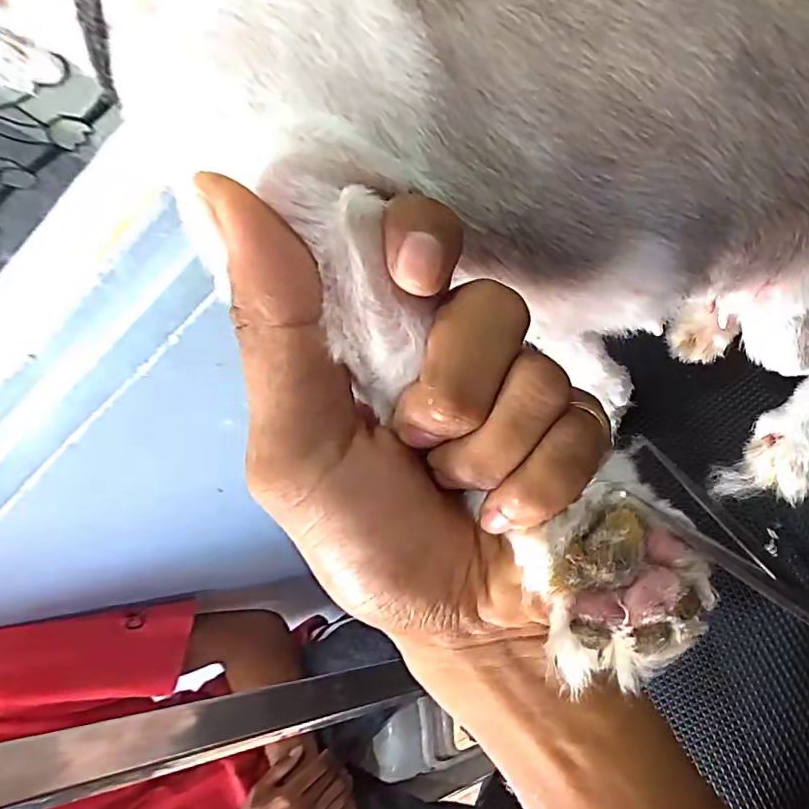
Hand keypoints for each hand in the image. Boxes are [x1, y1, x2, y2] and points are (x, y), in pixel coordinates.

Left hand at [194, 175, 611, 646]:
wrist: (458, 619)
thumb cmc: (368, 539)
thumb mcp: (298, 448)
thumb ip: (277, 332)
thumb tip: (223, 190)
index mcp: (393, 337)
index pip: (423, 234)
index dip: (428, 236)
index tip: (415, 279)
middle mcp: (471, 352)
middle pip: (498, 306)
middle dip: (459, 389)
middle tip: (424, 446)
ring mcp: (537, 392)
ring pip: (542, 377)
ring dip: (494, 456)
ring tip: (465, 495)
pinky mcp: (585, 432)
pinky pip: (584, 428)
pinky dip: (542, 484)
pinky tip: (513, 516)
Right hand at [224, 746, 355, 808]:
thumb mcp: (258, 791)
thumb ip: (280, 768)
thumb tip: (300, 749)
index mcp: (287, 795)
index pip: (318, 768)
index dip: (326, 757)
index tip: (326, 752)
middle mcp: (303, 806)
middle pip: (331, 776)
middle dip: (335, 764)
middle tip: (333, 760)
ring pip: (339, 788)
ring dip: (342, 775)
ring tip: (338, 771)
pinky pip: (339, 803)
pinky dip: (343, 791)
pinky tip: (339, 786)